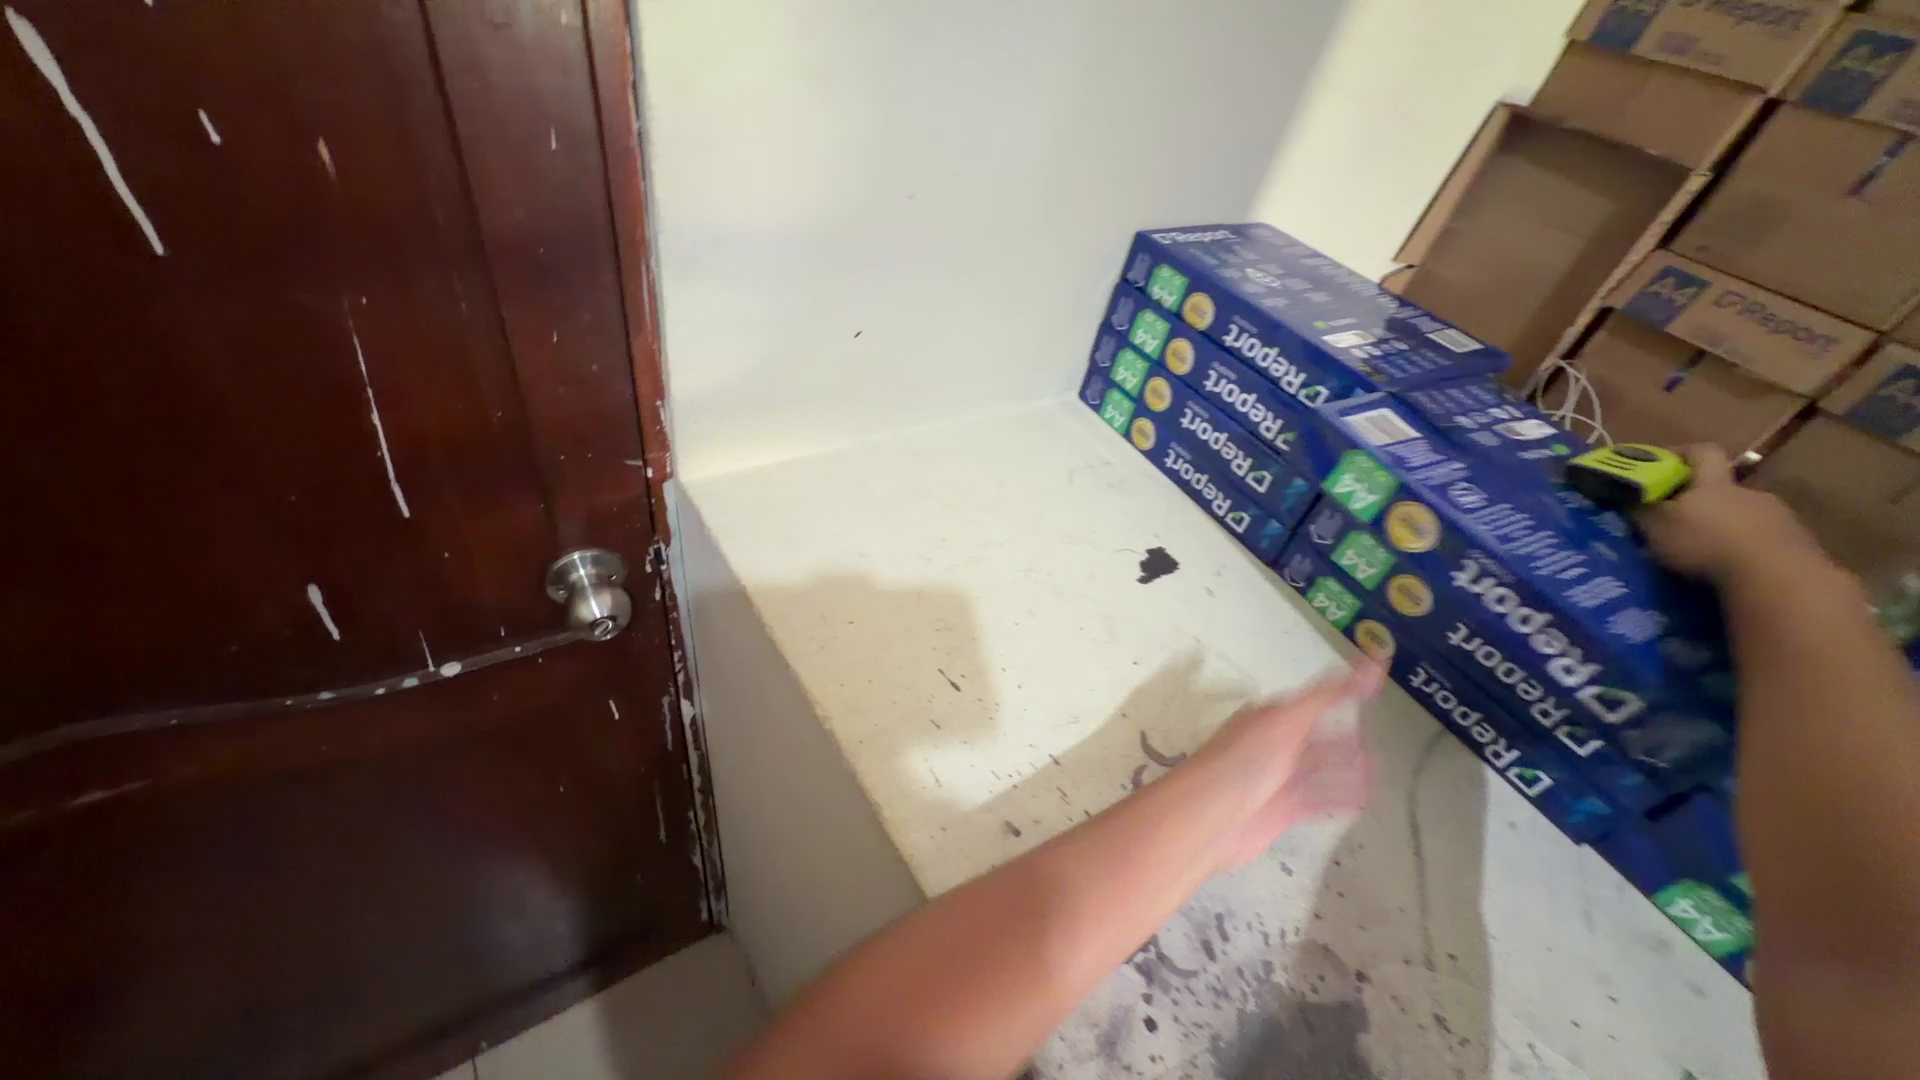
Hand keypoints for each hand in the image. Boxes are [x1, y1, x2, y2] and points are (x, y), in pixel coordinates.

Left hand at [1190, 664, 1381, 869]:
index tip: (1374, 687)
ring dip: (1347, 767)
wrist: (1212, 817)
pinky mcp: (1285, 809)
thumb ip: (1329, 693)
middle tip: (1378, 736)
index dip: (1342, 694)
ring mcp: (1279, 777)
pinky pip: (1318, 799)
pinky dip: (1341, 797)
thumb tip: (1372, 660)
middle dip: (1345, 735)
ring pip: (1320, 767)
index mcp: (1270, 716)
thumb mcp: (1286, 718)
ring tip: (1376, 766)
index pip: (1313, 700)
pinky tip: (1362, 797)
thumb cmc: (1245, 760)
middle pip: (1317, 735)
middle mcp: (1274, 744)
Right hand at [1636, 444, 1831, 587]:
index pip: (1702, 453)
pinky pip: (1762, 540)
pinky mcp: (1797, 545)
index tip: (1659, 463)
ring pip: (1742, 516)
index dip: (1680, 453)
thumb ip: (1641, 509)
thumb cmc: (1705, 542)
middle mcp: (1750, 493)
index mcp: (1715, 484)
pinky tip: (1729, 569)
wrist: (1776, 577)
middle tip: (1674, 522)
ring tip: (1701, 553)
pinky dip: (1743, 549)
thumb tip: (1626, 495)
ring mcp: (1779, 518)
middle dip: (1698, 502)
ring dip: (1723, 528)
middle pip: (1722, 490)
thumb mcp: (1656, 526)